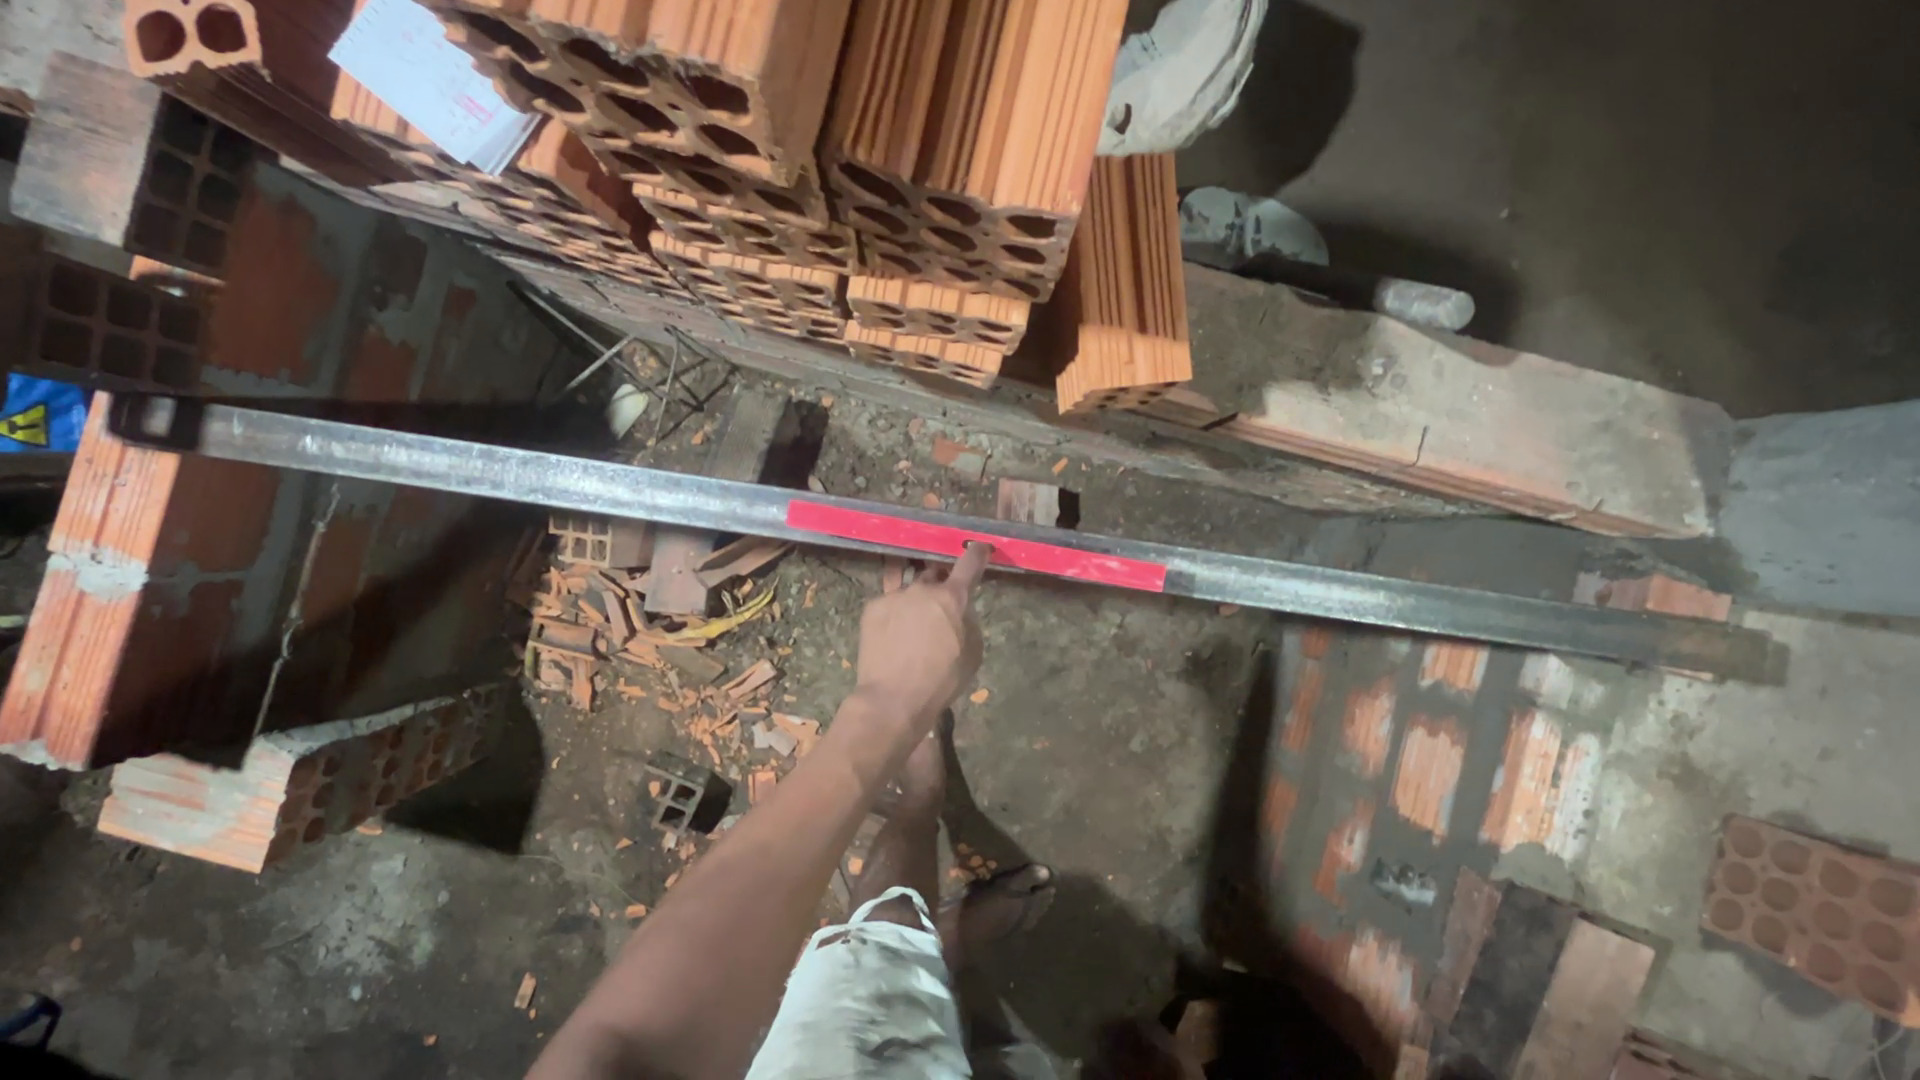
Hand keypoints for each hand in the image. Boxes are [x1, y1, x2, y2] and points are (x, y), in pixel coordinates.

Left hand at [852, 543, 991, 735]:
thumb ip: (968, 622)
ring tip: (912, 625)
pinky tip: (892, 636)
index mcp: (952, 598)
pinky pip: (889, 603)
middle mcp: (922, 588)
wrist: (894, 698)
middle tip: (940, 607)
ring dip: (915, 600)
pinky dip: (894, 614)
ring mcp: (894, 596)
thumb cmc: (942, 680)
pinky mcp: (872, 608)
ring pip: (909, 590)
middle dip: (940, 585)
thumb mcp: (972, 653)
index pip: (969, 564)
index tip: (979, 547)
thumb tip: (959, 612)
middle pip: (934, 576)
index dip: (977, 554)